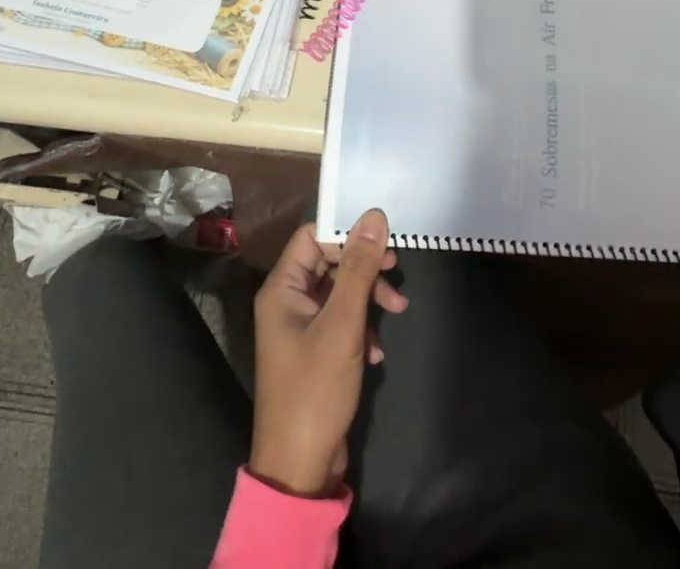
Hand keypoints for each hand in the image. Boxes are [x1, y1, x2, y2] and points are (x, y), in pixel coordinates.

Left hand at [250, 210, 406, 496]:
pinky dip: (362, 328)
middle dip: (364, 268)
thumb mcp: (343, 325)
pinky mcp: (315, 351)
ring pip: (340, 293)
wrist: (300, 463)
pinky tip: (377, 351)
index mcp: (282, 289)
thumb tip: (373, 216)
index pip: (313, 237)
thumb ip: (358, 269)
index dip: (347, 233)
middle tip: (396, 275)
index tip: (384, 241)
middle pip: (329, 263)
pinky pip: (342, 322)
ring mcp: (301, 328)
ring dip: (369, 298)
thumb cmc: (315, 388)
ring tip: (397, 312)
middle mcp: (287, 302)